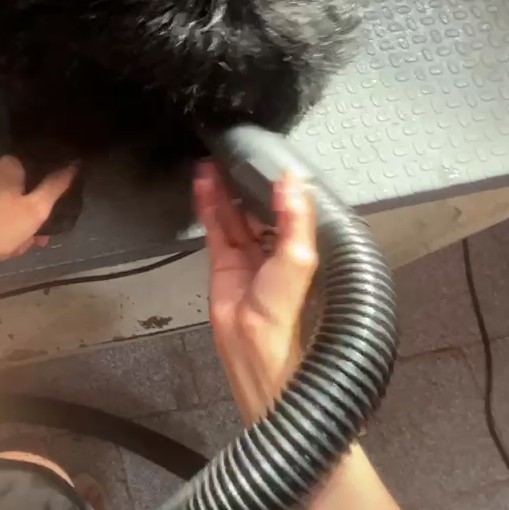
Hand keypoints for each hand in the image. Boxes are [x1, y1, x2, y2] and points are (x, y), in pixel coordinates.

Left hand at [0, 157, 77, 276]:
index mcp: (8, 163)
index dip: (51, 184)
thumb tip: (73, 164)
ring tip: (28, 242)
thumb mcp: (36, 208)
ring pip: (12, 202)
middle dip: (35, 209)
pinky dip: (8, 225)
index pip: (39, 164)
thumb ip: (56, 186)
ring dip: (23, 221)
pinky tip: (12, 244)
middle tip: (42, 232)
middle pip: (25, 186)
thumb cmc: (1, 226)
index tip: (58, 204)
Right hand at [194, 162, 317, 418]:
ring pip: (236, 214)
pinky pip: (216, 227)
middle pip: (261, 209)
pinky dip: (209, 204)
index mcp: (303, 252)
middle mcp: (277, 252)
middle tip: (238, 154)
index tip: (271, 158)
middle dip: (250, 183)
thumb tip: (292, 181)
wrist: (254, 355)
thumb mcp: (297, 262)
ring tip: (217, 162)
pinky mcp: (223, 264)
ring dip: (226, 189)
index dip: (283, 185)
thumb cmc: (284, 316)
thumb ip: (295, 221)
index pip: (294, 210)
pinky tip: (205, 183)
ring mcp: (249, 258)